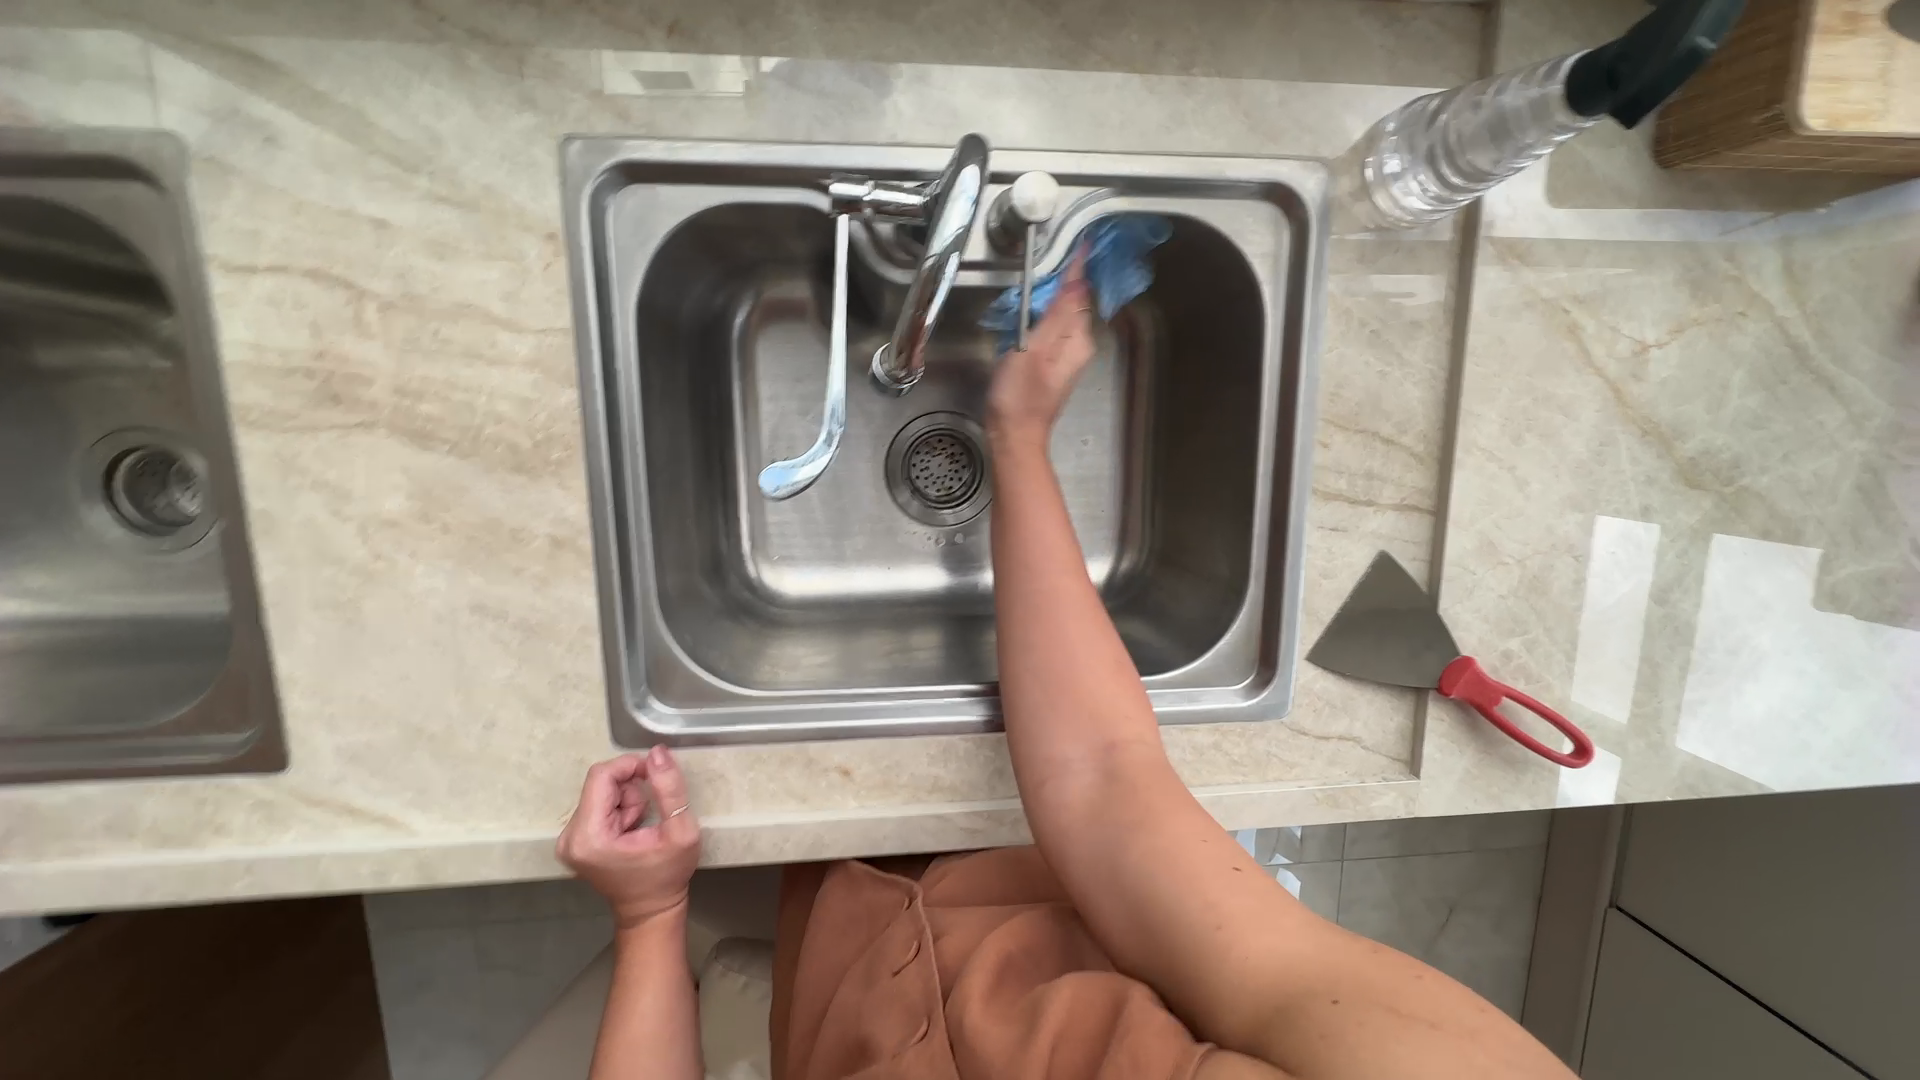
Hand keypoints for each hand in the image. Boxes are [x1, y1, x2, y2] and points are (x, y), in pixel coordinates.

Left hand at [556, 747, 700, 928]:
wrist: (650, 910)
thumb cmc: (667, 875)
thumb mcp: (681, 830)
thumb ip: (669, 789)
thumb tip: (657, 752)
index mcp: (589, 836)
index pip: (601, 776)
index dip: (631, 766)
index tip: (655, 776)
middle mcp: (570, 837)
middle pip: (600, 783)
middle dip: (631, 789)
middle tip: (649, 814)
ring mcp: (569, 840)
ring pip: (601, 792)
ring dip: (627, 800)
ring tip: (641, 827)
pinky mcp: (575, 840)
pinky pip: (598, 804)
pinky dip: (619, 810)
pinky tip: (631, 832)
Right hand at [987, 250, 1095, 449]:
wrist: (1013, 435)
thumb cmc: (1019, 396)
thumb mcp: (1034, 349)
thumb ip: (1056, 313)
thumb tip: (1078, 280)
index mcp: (1077, 340)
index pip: (1080, 293)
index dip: (1078, 267)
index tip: (1082, 241)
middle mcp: (1078, 346)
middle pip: (1074, 303)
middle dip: (1066, 280)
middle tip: (1055, 253)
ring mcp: (1065, 357)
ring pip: (1062, 316)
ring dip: (1054, 296)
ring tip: (1042, 274)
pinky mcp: (1051, 365)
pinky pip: (1052, 330)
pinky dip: (1044, 315)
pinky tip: (1030, 311)